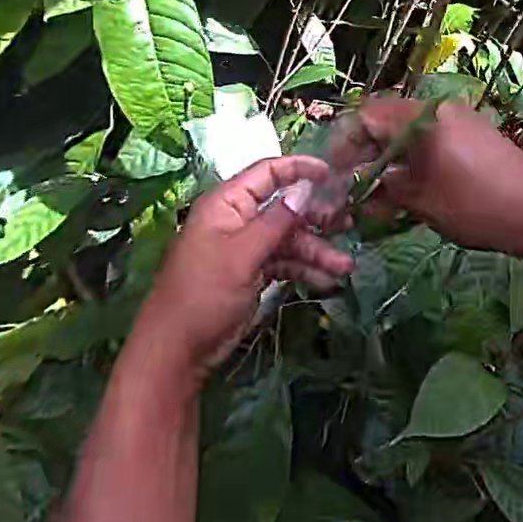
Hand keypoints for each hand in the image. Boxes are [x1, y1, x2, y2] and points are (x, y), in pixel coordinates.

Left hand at [140, 156, 354, 380]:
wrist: (176, 353)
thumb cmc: (203, 295)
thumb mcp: (243, 254)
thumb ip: (277, 220)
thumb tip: (306, 188)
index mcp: (227, 204)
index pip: (268, 173)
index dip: (299, 168)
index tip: (331, 172)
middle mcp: (239, 219)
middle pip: (285, 207)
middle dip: (316, 216)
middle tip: (346, 223)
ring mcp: (247, 247)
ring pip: (290, 238)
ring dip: (317, 250)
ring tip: (345, 266)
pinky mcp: (253, 271)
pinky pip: (285, 261)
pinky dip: (305, 269)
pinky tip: (327, 280)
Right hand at [334, 97, 522, 258]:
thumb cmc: (476, 205)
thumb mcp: (422, 201)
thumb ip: (384, 190)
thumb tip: (355, 191)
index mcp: (422, 118)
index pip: (367, 116)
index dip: (345, 143)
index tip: (334, 173)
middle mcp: (438, 109)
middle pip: (387, 120)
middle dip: (366, 151)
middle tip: (353, 185)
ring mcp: (459, 118)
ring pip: (410, 131)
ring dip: (390, 157)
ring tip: (379, 192)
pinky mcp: (474, 133)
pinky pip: (433, 137)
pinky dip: (415, 157)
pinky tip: (410, 186)